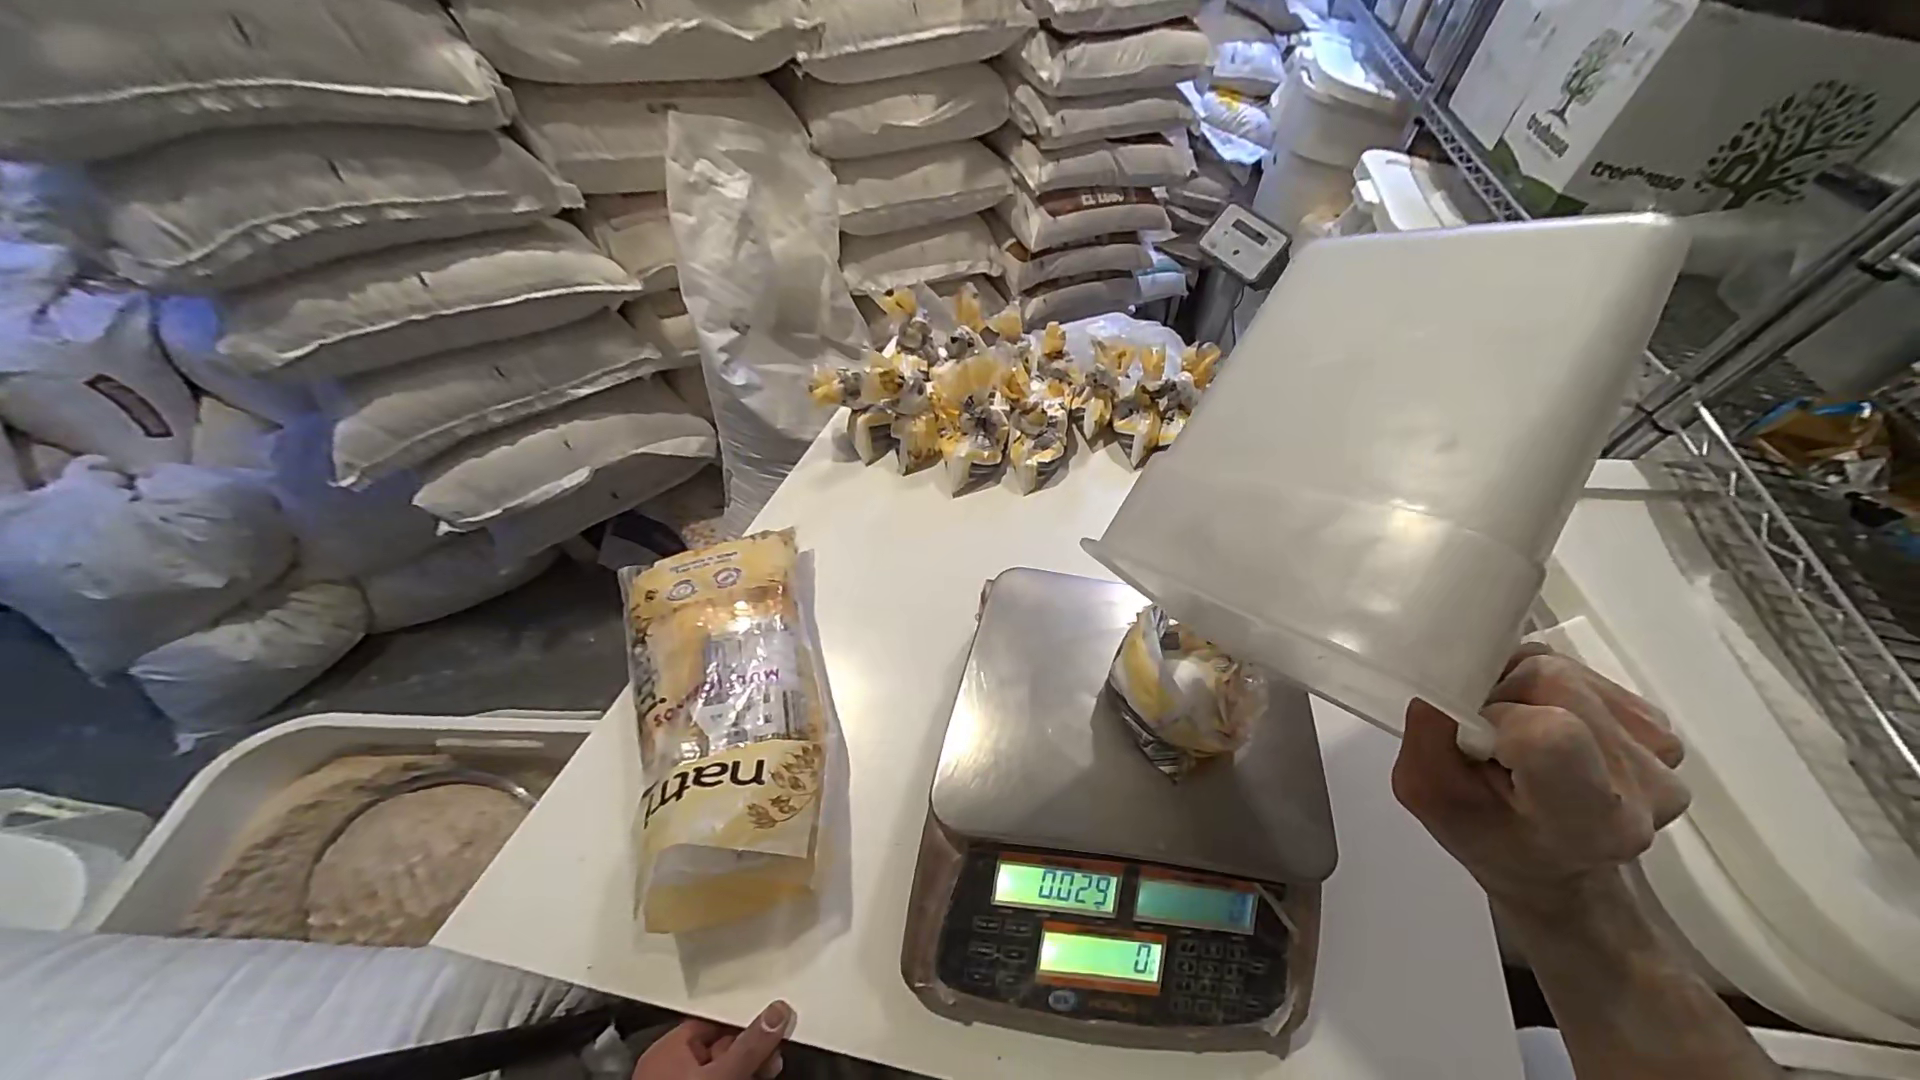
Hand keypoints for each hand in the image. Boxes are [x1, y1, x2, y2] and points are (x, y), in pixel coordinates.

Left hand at [632, 1001, 793, 1079]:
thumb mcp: (722, 1077)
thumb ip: (750, 1045)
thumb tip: (778, 1012)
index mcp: (667, 1051)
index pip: (712, 1022)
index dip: (744, 1023)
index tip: (772, 1028)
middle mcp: (666, 1071)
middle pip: (718, 1048)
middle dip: (750, 1052)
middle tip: (774, 1059)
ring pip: (718, 1072)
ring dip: (747, 1070)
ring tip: (769, 1071)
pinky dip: (735, 1079)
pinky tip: (756, 1079)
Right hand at [1392, 646, 1689, 910]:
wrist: (1552, 861)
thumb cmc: (1483, 833)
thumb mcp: (1423, 793)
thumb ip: (1426, 735)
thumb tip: (1441, 677)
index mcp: (1582, 817)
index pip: (1551, 733)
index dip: (1495, 714)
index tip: (1473, 736)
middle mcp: (1640, 785)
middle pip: (1552, 684)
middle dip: (1498, 691)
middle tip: (1483, 729)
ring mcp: (1658, 755)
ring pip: (1563, 671)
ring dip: (1518, 686)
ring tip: (1510, 726)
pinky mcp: (1658, 729)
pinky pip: (1583, 675)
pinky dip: (1542, 687)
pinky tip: (1539, 721)